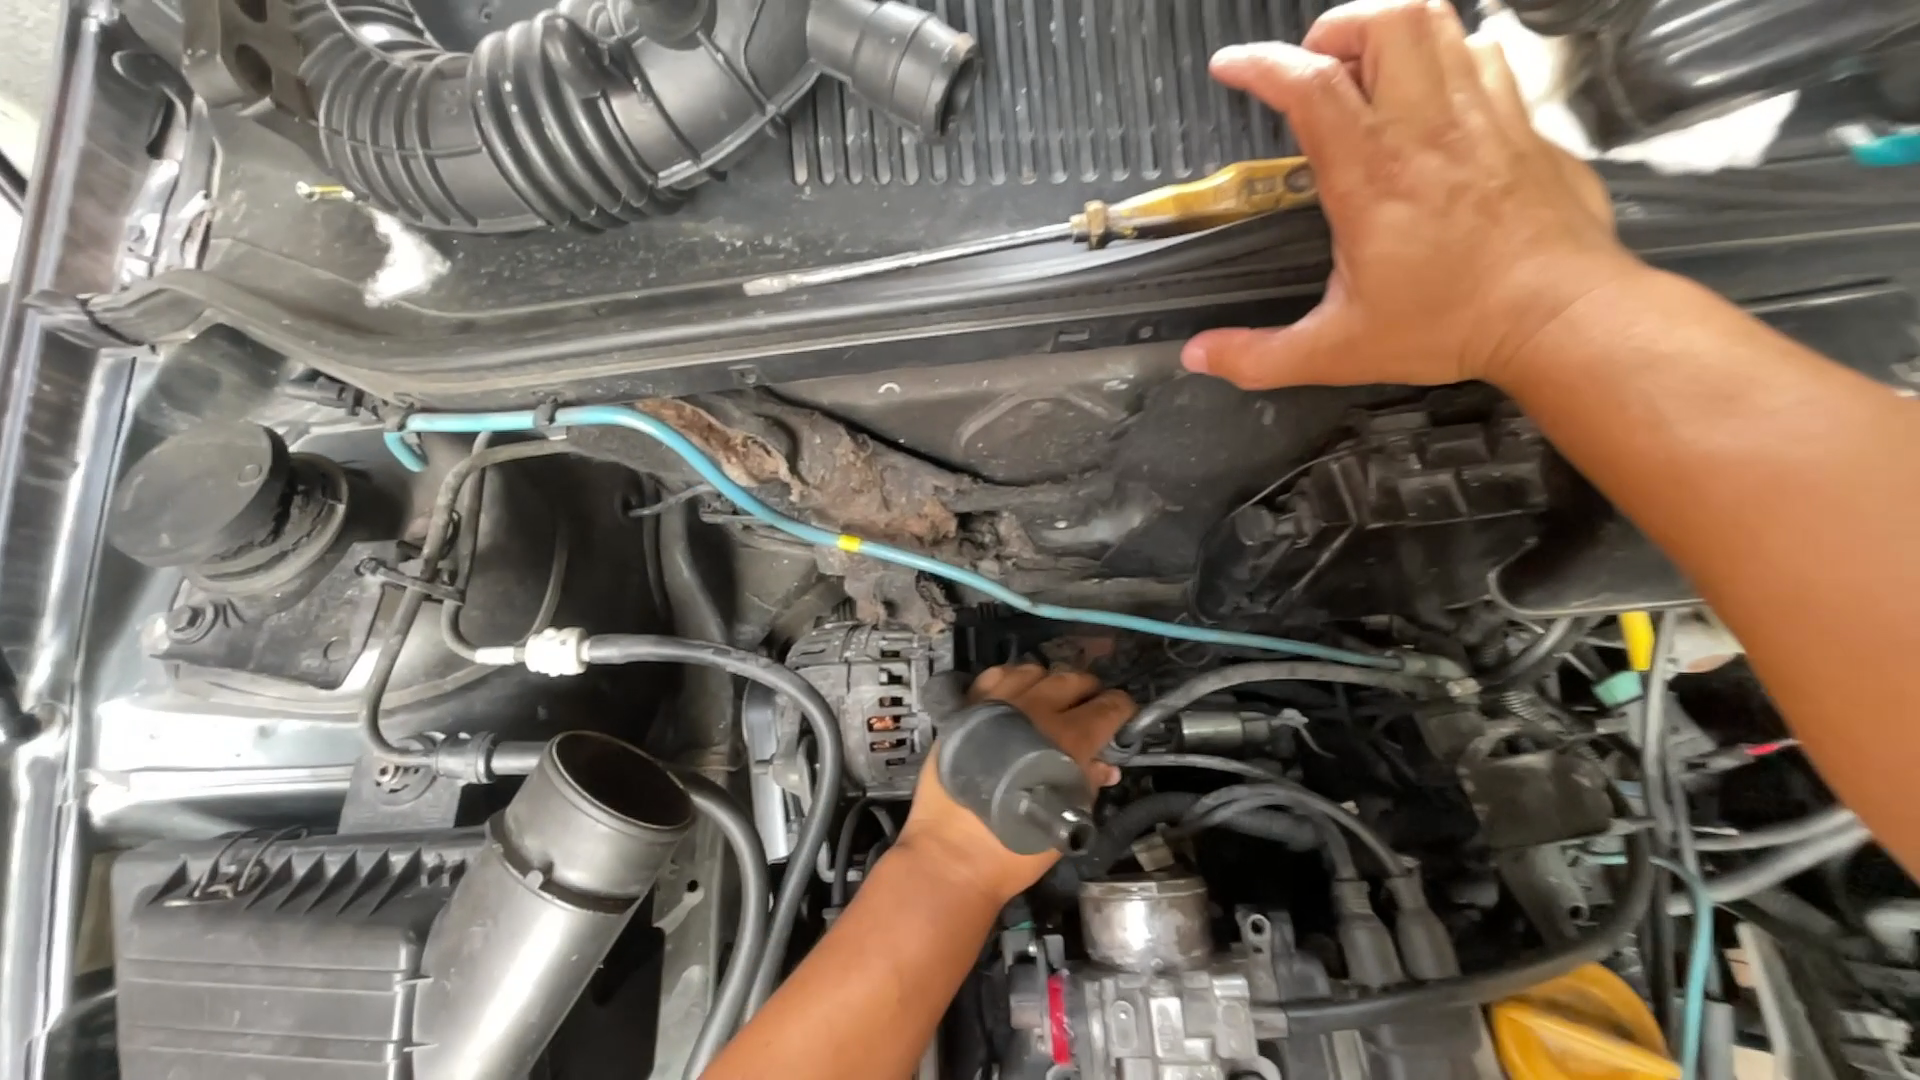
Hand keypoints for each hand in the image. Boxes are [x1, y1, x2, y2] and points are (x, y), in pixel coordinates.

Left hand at [893, 665, 1133, 905]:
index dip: (1121, 709)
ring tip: (1050, 700)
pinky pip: (993, 677)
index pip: (1108, 706)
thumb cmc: (1015, 848)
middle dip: (1089, 690)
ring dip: (1048, 682)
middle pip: (1072, 680)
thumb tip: (1104, 765)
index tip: (1123, 716)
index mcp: (1068, 739)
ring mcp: (997, 706)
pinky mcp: (966, 710)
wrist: (951, 855)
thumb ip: (1089, 784)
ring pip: (1032, 671)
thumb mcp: (1068, 821)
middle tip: (1090, 707)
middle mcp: (1035, 711)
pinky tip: (1013, 696)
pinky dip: (1010, 680)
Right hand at [1181, 0, 1648, 389]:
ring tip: (1362, 73)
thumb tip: (1196, 355)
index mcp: (1370, 174)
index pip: (1310, 84)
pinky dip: (1445, 55)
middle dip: (1334, 28)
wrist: (1559, 316)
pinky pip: (1482, 53)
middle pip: (1383, 19)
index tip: (1229, 67)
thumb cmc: (1446, 326)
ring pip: (1437, 20)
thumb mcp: (1334, 351)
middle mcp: (1426, 127)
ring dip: (1389, 30)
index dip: (1260, 64)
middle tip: (1312, 69)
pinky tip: (1429, 95)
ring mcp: (1482, 114)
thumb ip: (1257, 355)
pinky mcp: (1522, 122)